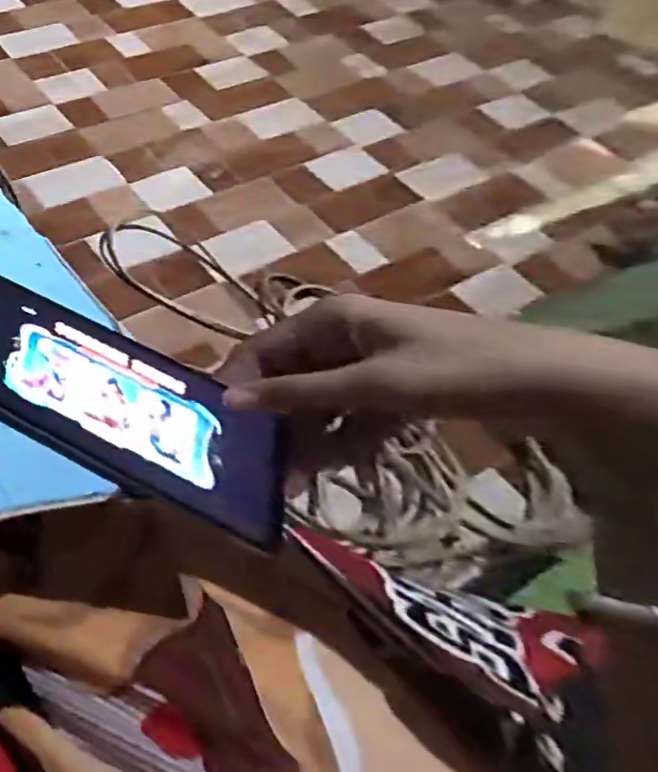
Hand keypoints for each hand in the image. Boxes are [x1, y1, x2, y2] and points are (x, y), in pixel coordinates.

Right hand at [220, 294, 657, 502]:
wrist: (572, 386)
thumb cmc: (460, 370)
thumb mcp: (374, 385)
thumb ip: (299, 394)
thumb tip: (230, 402)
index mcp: (327, 319)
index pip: (261, 349)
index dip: (240, 382)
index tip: (222, 421)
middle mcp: (338, 337)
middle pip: (287, 378)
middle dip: (274, 419)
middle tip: (259, 459)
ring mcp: (367, 365)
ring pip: (317, 401)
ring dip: (305, 437)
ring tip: (290, 476)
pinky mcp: (393, 391)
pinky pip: (350, 414)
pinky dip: (339, 439)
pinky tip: (326, 468)